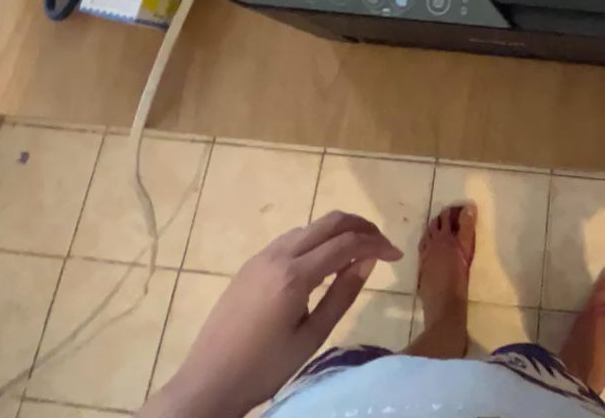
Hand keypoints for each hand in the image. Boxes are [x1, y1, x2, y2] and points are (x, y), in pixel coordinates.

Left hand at [144, 212, 402, 417]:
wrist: (208, 383)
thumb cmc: (264, 367)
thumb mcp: (311, 337)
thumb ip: (342, 294)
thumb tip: (368, 260)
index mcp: (294, 275)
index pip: (346, 243)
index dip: (377, 244)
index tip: (397, 255)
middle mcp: (279, 254)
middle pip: (330, 222)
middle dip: (362, 226)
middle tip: (383, 244)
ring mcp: (262, 256)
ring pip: (311, 227)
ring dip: (339, 231)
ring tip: (358, 253)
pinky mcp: (252, 264)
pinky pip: (293, 239)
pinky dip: (317, 240)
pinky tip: (324, 262)